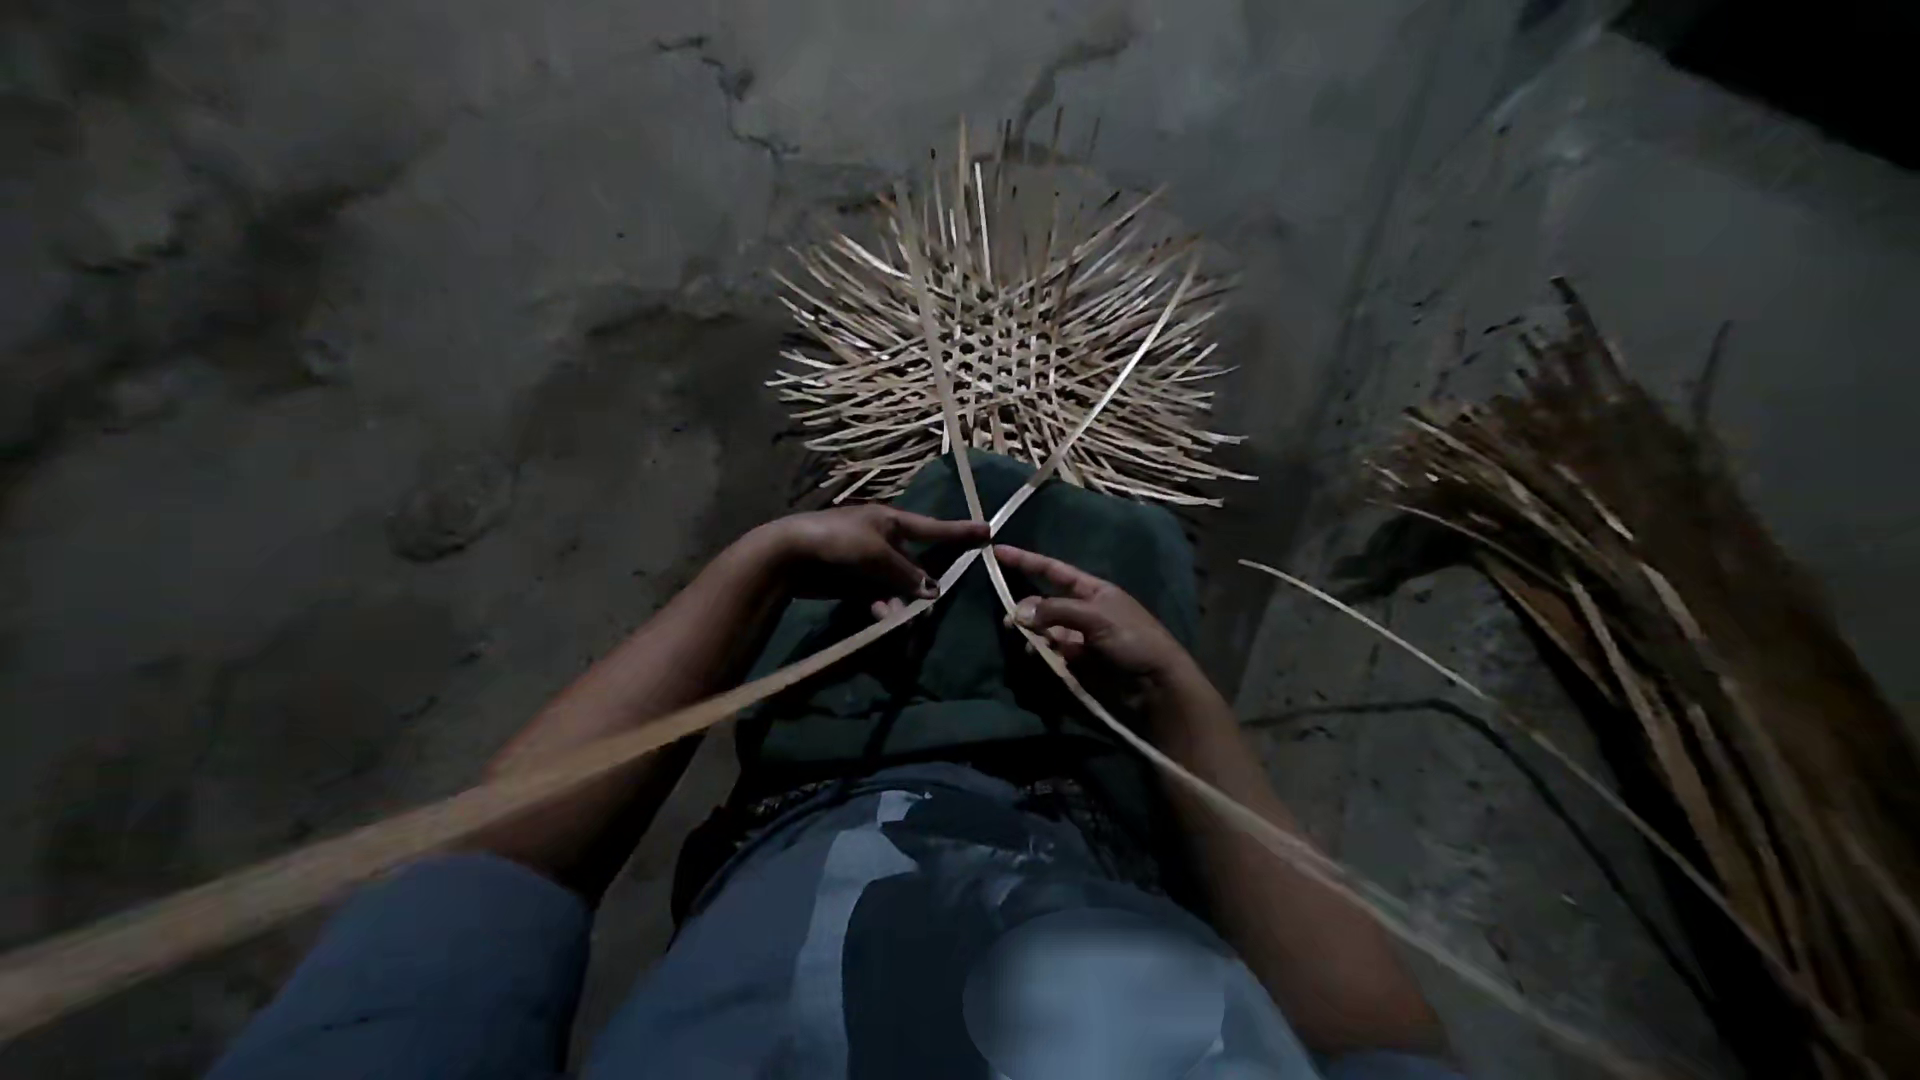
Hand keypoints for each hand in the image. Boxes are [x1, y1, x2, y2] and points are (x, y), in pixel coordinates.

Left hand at [755, 505, 987, 601]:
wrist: (789, 554)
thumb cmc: (837, 541)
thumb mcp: (877, 554)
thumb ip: (907, 573)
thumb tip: (934, 590)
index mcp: (892, 522)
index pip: (934, 528)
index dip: (960, 532)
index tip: (988, 531)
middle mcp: (884, 541)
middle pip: (916, 565)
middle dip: (924, 585)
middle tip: (933, 604)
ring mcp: (869, 562)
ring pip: (898, 585)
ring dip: (900, 601)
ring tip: (897, 616)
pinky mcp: (855, 582)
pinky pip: (879, 595)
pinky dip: (882, 606)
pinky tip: (880, 616)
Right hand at [992, 544, 1196, 687]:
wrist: (1156, 685)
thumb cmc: (1133, 639)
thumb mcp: (1095, 617)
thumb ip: (1056, 610)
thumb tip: (1019, 612)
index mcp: (1093, 590)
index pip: (1054, 570)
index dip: (1027, 560)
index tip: (998, 551)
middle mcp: (1083, 610)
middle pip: (1044, 604)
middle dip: (1025, 609)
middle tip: (1010, 622)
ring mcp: (1080, 637)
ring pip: (1044, 630)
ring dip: (1032, 635)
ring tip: (1028, 644)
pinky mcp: (1078, 661)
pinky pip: (1051, 651)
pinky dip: (1042, 653)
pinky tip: (1039, 657)